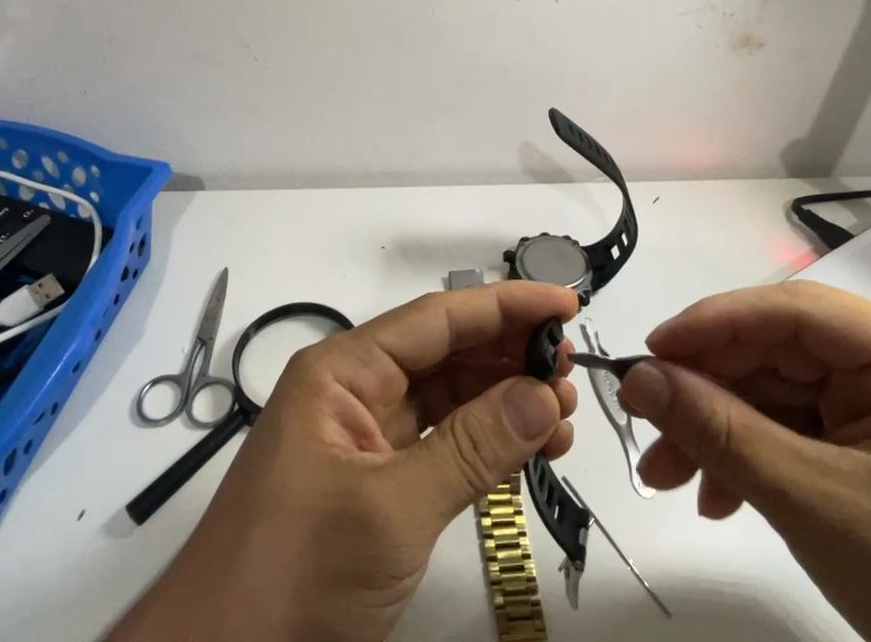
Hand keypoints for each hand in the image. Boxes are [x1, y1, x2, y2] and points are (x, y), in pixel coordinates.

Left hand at [108, 283, 580, 641]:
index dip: (504, 306)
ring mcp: (363, 438)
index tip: (567, 303)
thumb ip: (472, 448)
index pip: (435, 319)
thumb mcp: (391, 507)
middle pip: (444, 354)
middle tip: (572, 369)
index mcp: (341, 372)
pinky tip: (529, 447)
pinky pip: (440, 443)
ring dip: (504, 401)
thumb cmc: (297, 567)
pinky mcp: (374, 482)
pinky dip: (485, 443)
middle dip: (509, 355)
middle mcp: (353, 391)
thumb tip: (545, 394)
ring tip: (562, 414)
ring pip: (447, 399)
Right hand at [618, 280, 870, 641]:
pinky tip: (714, 494)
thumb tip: (637, 377)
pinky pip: (791, 422)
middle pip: (781, 349)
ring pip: (775, 386)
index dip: (717, 324)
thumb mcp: (817, 506)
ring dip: (716, 428)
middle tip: (644, 424)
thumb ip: (722, 433)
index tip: (650, 353)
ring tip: (666, 475)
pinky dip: (745, 452)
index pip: (803, 312)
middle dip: (708, 390)